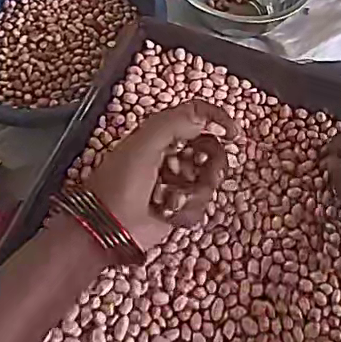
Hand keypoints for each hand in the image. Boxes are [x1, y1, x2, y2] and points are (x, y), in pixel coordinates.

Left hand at [85, 100, 239, 250]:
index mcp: (162, 132)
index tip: (232, 133)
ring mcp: (178, 180)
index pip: (197, 114)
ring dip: (196, 192)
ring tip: (174, 200)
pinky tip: (169, 213)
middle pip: (212, 148)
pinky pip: (202, 204)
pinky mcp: (181, 206)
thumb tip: (205, 120)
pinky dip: (188, 210)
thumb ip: (175, 123)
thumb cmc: (120, 182)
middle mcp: (173, 153)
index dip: (217, 119)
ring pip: (211, 179)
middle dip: (211, 164)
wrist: (108, 227)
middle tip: (203, 175)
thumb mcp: (144, 144)